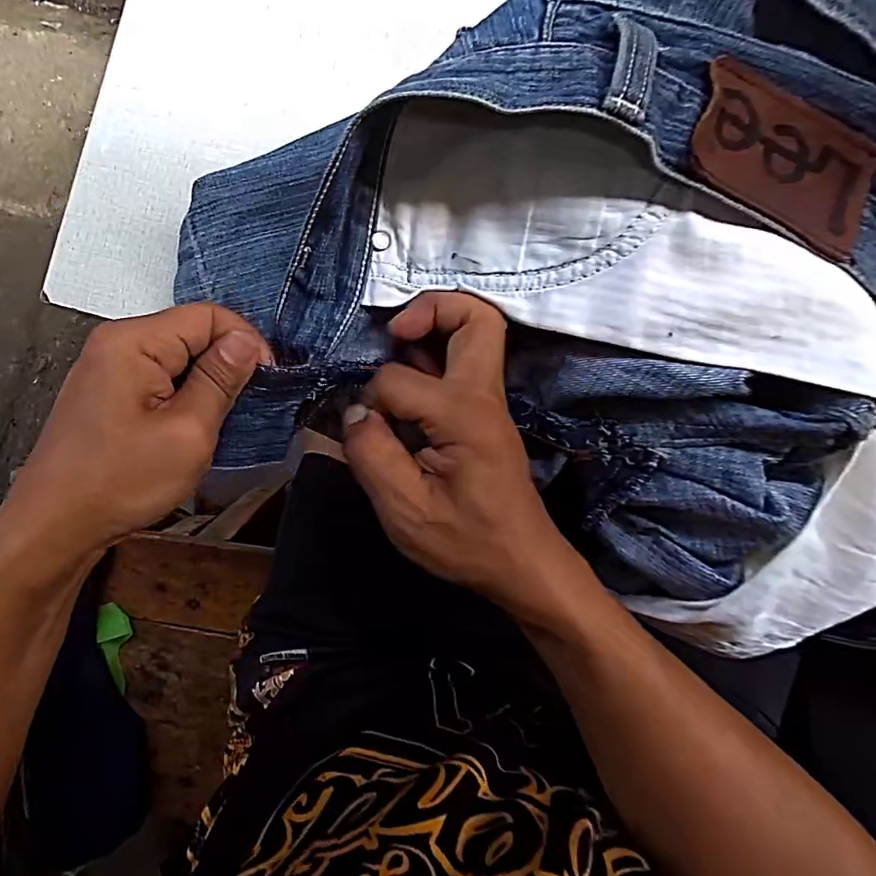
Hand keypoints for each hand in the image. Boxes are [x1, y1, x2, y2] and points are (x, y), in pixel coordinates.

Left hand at [0, 302, 270, 553]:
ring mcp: (106, 368)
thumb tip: (245, 341)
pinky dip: (180, 397)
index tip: (266, 378)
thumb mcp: (187, 432)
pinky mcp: (106, 393)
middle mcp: (115, 343)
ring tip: (215, 424)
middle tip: (243, 408)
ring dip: (202, 386)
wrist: (54, 525)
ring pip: (175, 359)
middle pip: (189, 333)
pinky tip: (187, 429)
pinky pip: (155, 378)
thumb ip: (219, 379)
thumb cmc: (117, 483)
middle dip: (223, 365)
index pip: (207, 315)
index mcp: (132, 341)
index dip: (245, 341)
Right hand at [342, 292, 593, 619]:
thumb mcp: (404, 510)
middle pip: (477, 318)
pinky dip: (433, 356)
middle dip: (430, 309)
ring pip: (474, 333)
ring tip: (394, 354)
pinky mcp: (482, 415)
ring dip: (433, 329)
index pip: (397, 380)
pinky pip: (462, 362)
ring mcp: (487, 403)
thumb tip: (354, 412)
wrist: (522, 566)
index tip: (365, 433)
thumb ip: (371, 454)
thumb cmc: (465, 542)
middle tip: (392, 334)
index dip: (369, 401)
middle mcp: (482, 396)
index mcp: (463, 416)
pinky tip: (405, 386)